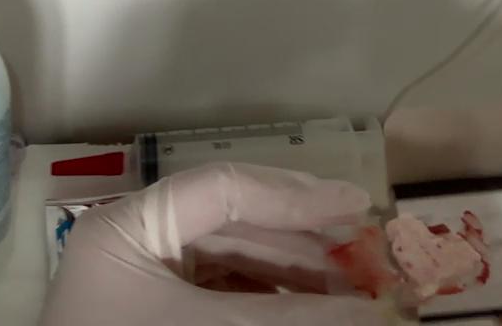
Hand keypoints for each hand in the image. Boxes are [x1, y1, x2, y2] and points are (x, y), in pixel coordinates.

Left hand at [38, 162, 388, 325]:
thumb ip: (286, 321)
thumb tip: (371, 316)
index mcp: (131, 224)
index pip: (223, 188)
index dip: (294, 194)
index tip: (354, 205)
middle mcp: (138, 238)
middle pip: (230, 220)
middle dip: (299, 239)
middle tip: (361, 251)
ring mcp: (147, 277)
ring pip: (230, 257)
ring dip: (290, 272)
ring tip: (347, 289)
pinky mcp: (158, 311)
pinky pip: (221, 290)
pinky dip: (265, 299)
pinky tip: (306, 310)